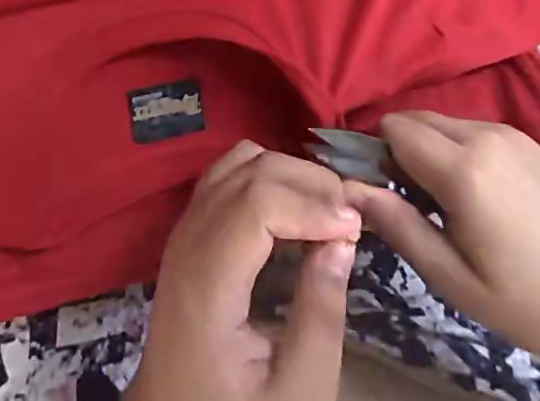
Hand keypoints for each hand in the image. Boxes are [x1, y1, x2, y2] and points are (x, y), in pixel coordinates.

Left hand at [126, 141, 361, 400]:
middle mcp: (188, 239)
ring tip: (327, 209)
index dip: (311, 204)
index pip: (256, 203)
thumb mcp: (293, 392)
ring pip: (239, 162)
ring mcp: (185, 228)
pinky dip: (267, 174)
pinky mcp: (191, 227)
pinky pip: (229, 174)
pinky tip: (294, 206)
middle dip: (309, 182)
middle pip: (250, 172)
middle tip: (350, 218)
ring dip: (289, 173)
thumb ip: (320, 315)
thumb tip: (343, 239)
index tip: (355, 228)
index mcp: (206, 282)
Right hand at [344, 113, 539, 400]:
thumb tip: (350, 186)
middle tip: (410, 198)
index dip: (376, 153)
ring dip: (428, 146)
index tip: (382, 189)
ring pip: (442, 120)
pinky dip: (456, 146)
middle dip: (399, 147)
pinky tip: (475, 190)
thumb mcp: (451, 279)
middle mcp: (485, 135)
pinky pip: (471, 127)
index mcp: (465, 169)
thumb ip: (397, 224)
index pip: (393, 129)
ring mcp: (510, 132)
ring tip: (444, 198)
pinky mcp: (527, 138)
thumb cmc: (523, 302)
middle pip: (415, 118)